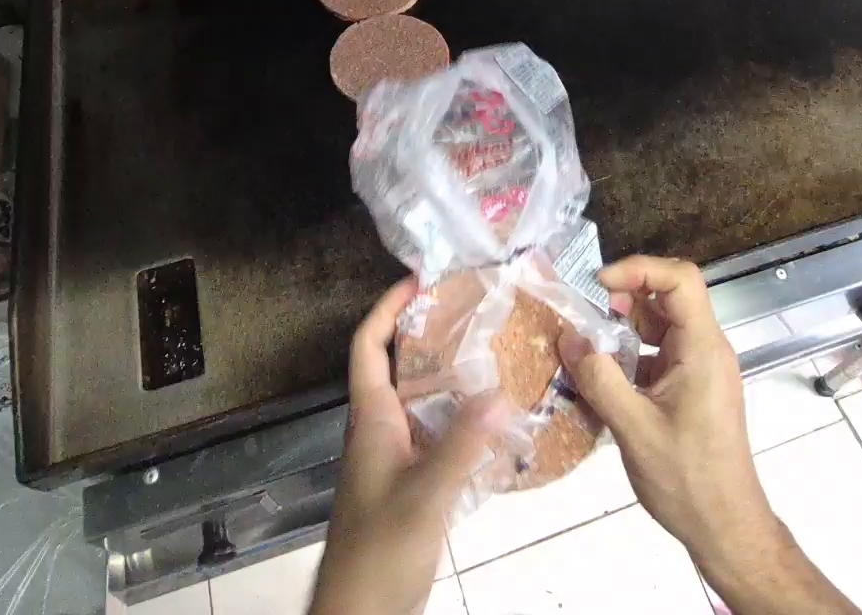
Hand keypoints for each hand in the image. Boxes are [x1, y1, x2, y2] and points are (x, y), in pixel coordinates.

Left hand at [310, 279, 498, 614]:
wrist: (360, 614)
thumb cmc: (380, 549)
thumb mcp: (426, 494)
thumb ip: (464, 445)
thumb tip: (501, 391)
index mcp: (371, 418)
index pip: (368, 346)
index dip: (387, 308)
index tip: (419, 281)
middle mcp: (378, 427)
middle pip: (395, 366)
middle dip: (425, 333)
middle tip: (469, 312)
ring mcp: (391, 455)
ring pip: (416, 400)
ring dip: (445, 375)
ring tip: (489, 356)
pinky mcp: (406, 480)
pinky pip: (431, 433)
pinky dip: (457, 418)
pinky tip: (491, 422)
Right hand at [559, 256, 860, 614]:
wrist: (727, 529)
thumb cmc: (688, 478)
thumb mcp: (634, 428)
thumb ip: (599, 378)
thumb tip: (567, 337)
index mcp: (703, 348)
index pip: (680, 279)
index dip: (639, 269)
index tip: (598, 285)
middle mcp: (705, 349)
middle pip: (668, 296)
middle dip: (623, 294)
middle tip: (584, 310)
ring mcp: (699, 368)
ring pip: (660, 324)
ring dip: (621, 325)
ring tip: (584, 340)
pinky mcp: (689, 388)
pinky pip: (656, 352)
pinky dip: (627, 352)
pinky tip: (598, 373)